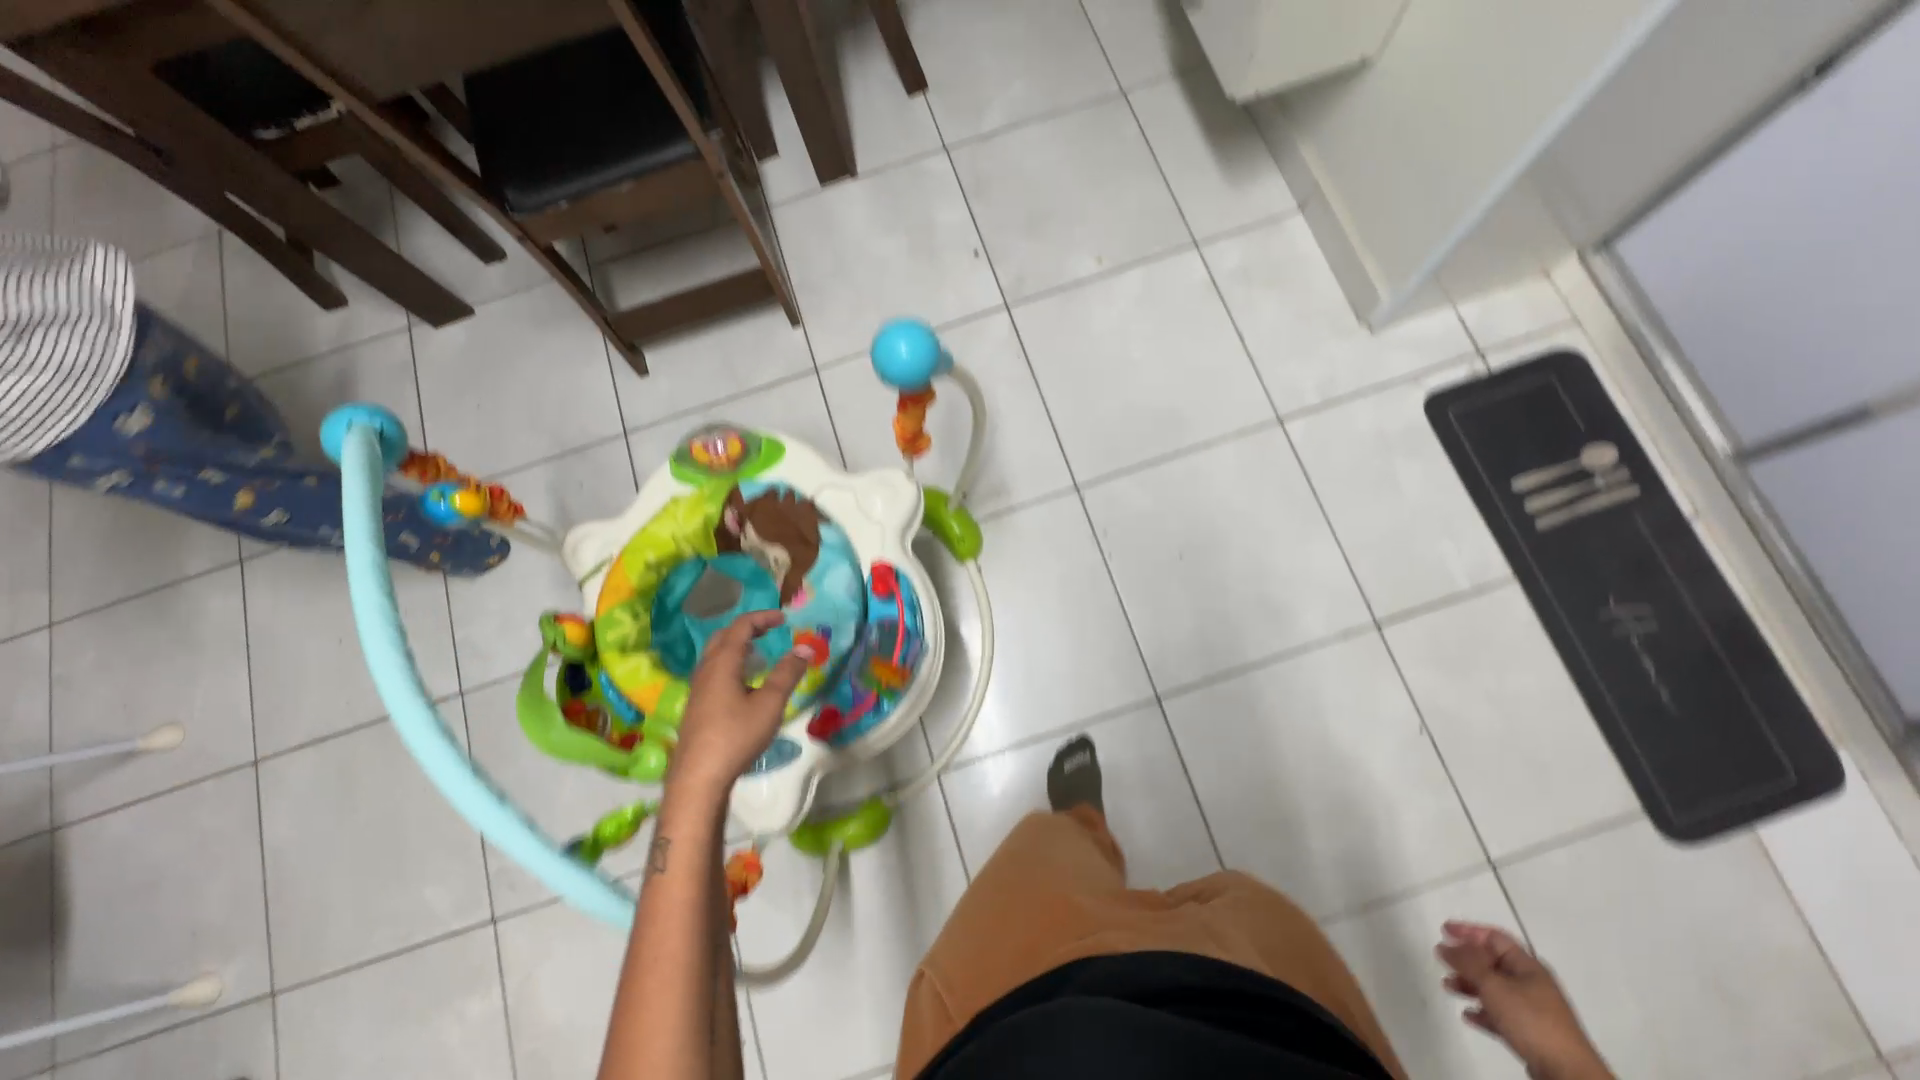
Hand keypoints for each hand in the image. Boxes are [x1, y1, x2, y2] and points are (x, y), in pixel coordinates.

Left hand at [669, 611, 812, 799]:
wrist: (699, 775)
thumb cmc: (736, 735)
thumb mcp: (769, 704)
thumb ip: (787, 674)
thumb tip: (805, 648)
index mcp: (722, 663)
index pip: (741, 626)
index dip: (762, 618)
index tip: (784, 618)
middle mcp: (706, 670)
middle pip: (723, 637)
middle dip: (747, 628)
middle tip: (770, 631)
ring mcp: (698, 689)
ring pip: (715, 656)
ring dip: (737, 647)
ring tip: (759, 655)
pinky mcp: (696, 706)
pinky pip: (713, 672)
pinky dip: (731, 665)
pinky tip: (744, 685)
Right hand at [1437, 921, 1612, 1079]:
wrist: (1567, 1071)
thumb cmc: (1530, 1019)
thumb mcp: (1494, 985)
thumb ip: (1467, 963)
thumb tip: (1445, 945)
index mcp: (1527, 966)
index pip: (1494, 938)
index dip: (1468, 931)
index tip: (1443, 930)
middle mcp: (1531, 983)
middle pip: (1493, 963)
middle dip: (1466, 960)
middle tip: (1442, 959)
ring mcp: (1532, 1009)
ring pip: (1495, 989)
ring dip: (1470, 985)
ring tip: (1448, 987)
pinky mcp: (1530, 1032)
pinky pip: (1501, 1014)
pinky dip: (1483, 1011)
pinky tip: (1469, 1015)